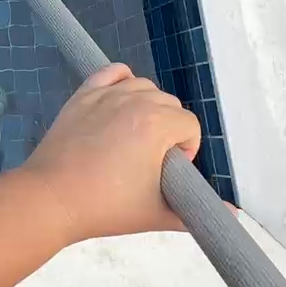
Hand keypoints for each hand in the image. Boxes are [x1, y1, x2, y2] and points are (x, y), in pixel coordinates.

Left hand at [18, 63, 200, 242]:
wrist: (53, 196)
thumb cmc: (107, 206)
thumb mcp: (157, 213)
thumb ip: (196, 210)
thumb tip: (232, 214)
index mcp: (155, 124)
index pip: (190, 125)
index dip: (186, 150)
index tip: (169, 172)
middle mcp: (133, 101)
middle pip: (169, 104)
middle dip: (169, 129)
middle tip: (152, 160)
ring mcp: (105, 94)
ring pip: (143, 86)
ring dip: (148, 106)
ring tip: (137, 137)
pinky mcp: (82, 94)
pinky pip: (111, 72)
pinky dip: (121, 80)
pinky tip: (121, 101)